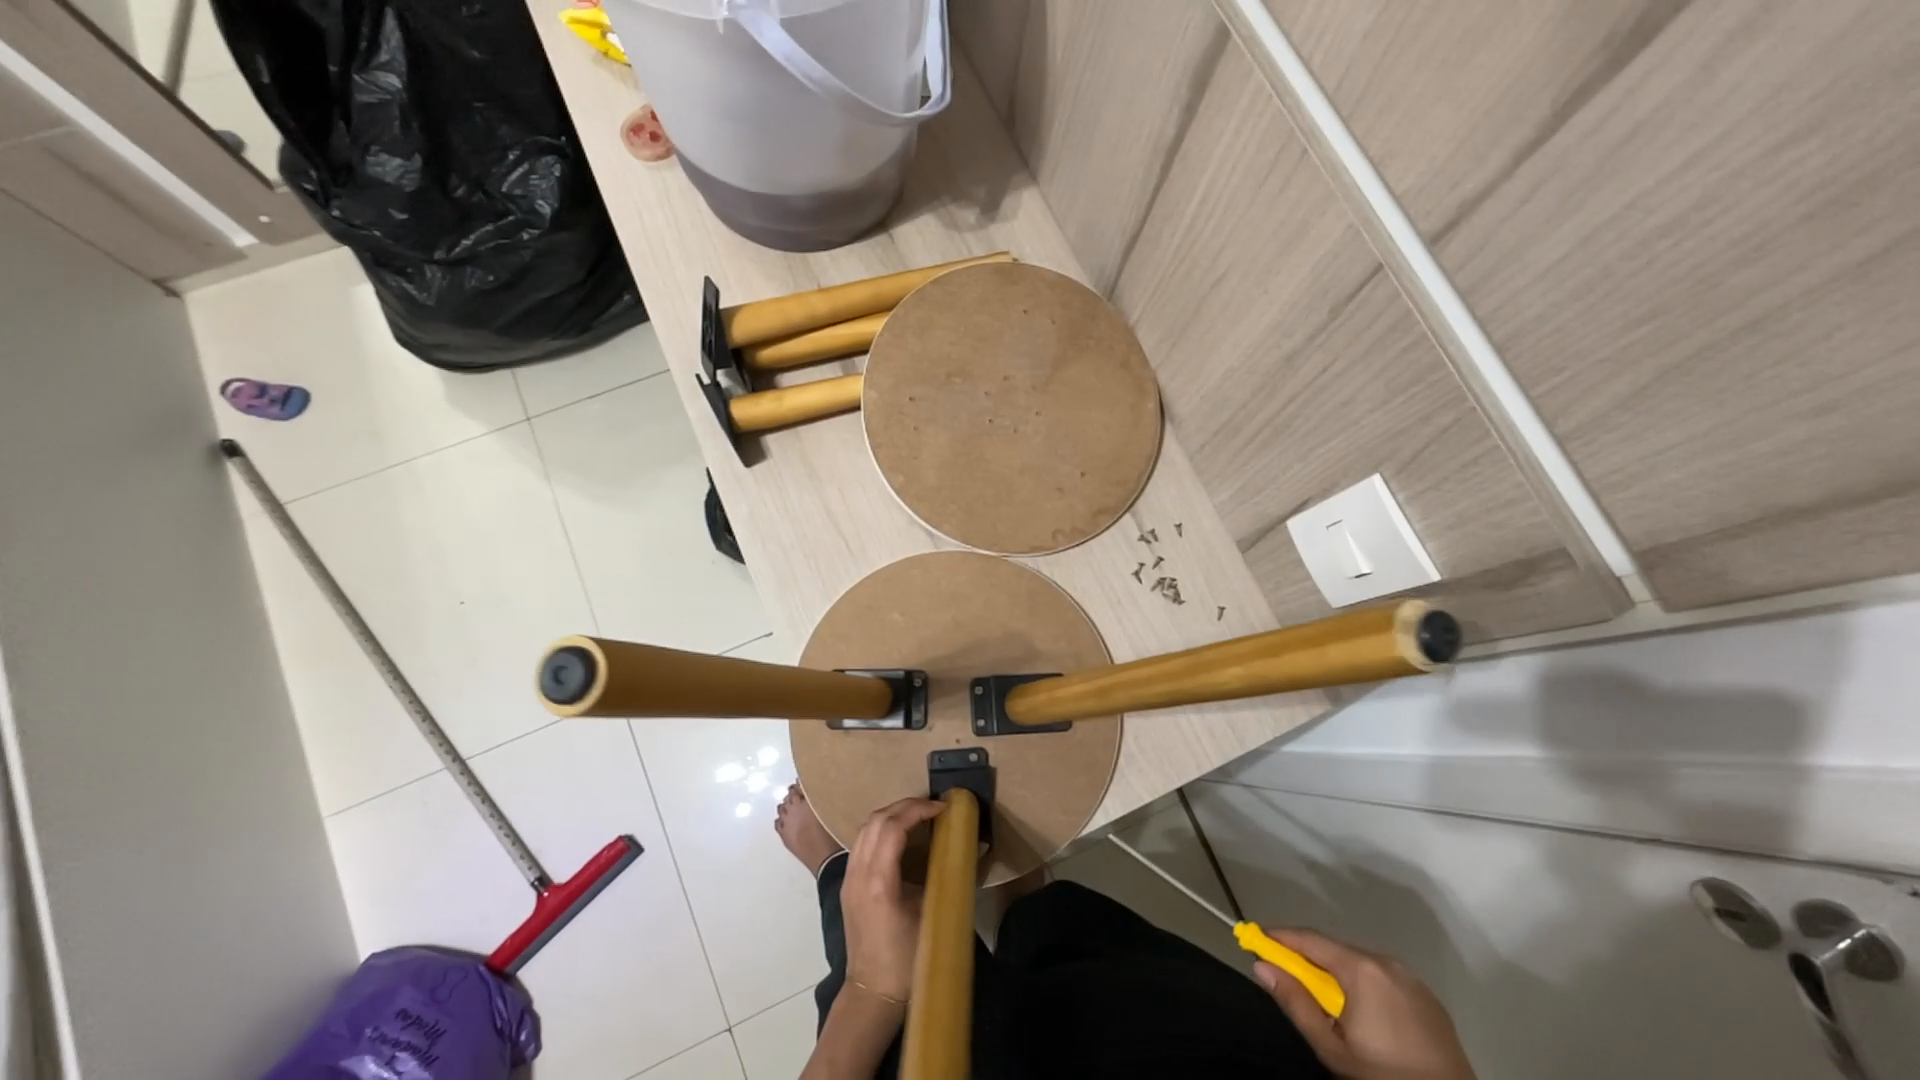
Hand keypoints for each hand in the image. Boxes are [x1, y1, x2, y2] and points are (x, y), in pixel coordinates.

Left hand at [840, 796, 944, 1000]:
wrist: (873, 993)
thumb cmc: (907, 959)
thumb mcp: (932, 916)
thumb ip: (948, 877)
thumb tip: (973, 849)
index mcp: (878, 881)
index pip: (893, 827)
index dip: (917, 810)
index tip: (943, 807)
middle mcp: (858, 874)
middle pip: (876, 821)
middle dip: (905, 806)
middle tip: (933, 806)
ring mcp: (849, 879)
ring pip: (865, 829)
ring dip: (891, 815)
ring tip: (920, 816)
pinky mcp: (848, 885)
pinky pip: (862, 843)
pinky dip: (882, 829)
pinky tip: (902, 837)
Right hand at [1253, 928, 1475, 1079]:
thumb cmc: (1383, 1077)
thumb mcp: (1331, 1047)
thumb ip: (1295, 1003)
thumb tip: (1262, 967)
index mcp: (1362, 970)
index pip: (1310, 940)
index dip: (1279, 938)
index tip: (1254, 940)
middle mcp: (1388, 963)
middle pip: (1335, 951)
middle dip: (1307, 960)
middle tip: (1285, 979)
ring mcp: (1412, 979)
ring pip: (1361, 966)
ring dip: (1336, 975)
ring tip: (1324, 1007)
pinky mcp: (1428, 999)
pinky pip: (1384, 981)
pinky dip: (1364, 987)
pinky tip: (1362, 1019)